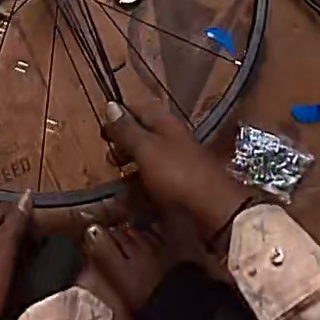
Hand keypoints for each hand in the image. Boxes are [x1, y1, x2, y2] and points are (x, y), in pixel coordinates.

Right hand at [103, 97, 252, 244]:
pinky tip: (132, 201)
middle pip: (141, 135)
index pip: (137, 108)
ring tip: (118, 184)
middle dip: (122, 145)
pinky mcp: (179, 189)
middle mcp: (170, 140)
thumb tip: (110, 105)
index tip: (103, 130)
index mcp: (164, 123)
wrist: (216, 214)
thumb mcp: (145, 148)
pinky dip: (141, 190)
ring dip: (130, 170)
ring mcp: (176, 165)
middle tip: (110, 158)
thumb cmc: (177, 174)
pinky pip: (153, 184)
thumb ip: (126, 129)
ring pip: (146, 161)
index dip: (119, 115)